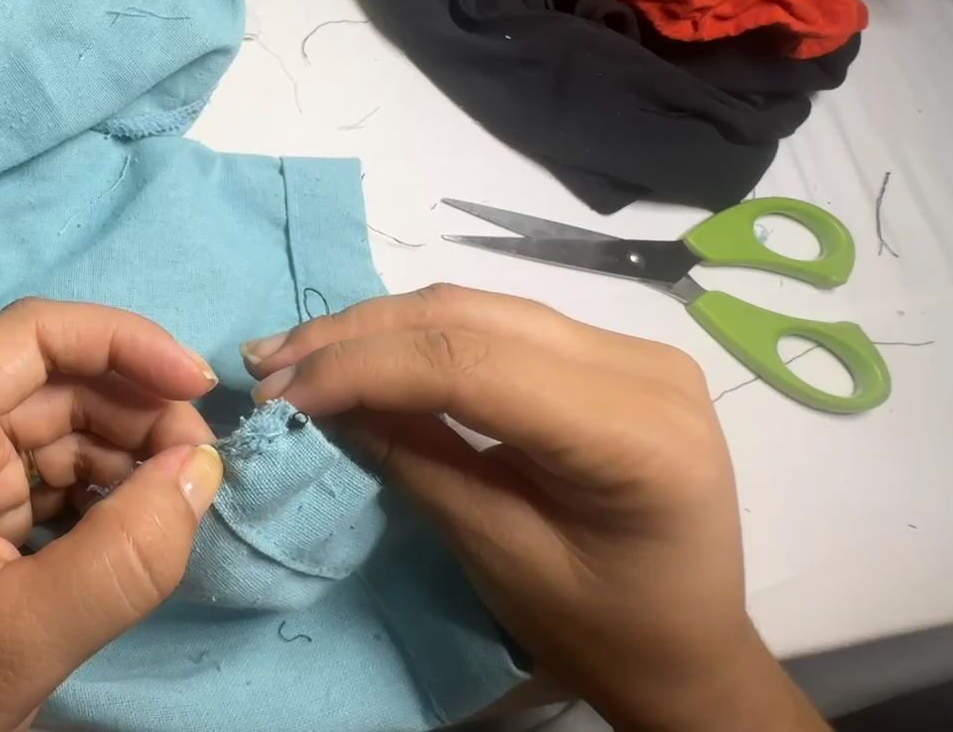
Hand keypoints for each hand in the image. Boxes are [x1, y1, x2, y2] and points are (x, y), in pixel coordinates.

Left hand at [0, 299, 224, 731]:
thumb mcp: (11, 642)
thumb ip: (119, 562)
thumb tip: (200, 472)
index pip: (27, 338)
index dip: (117, 339)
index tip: (194, 383)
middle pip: (54, 380)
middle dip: (136, 408)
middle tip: (199, 466)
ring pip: (64, 427)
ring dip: (130, 451)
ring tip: (179, 497)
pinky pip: (58, 477)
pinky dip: (109, 491)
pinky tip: (141, 523)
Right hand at [241, 285, 827, 731]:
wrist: (685, 647)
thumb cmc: (598, 626)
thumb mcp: (493, 550)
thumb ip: (409, 455)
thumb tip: (317, 397)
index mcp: (635, 436)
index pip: (467, 365)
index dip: (359, 368)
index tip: (277, 395)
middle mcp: (637, 365)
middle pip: (461, 318)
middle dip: (350, 337)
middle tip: (267, 365)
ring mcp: (620, 345)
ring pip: (462, 305)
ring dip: (368, 325)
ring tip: (293, 353)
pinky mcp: (593, 346)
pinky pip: (480, 318)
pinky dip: (405, 331)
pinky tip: (354, 345)